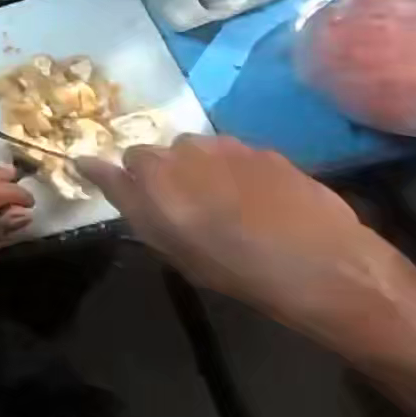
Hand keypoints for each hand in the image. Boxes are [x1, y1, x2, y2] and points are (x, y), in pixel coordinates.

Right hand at [74, 136, 403, 338]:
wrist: (328, 268)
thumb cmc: (237, 270)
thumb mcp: (171, 247)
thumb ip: (128, 200)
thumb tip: (87, 164)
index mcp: (153, 175)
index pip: (116, 163)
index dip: (125, 182)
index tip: (133, 198)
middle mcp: (182, 150)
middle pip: (155, 154)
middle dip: (162, 175)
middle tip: (185, 211)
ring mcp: (225, 146)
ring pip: (194, 151)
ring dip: (197, 170)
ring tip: (223, 206)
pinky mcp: (262, 149)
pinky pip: (231, 155)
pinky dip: (233, 172)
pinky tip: (256, 203)